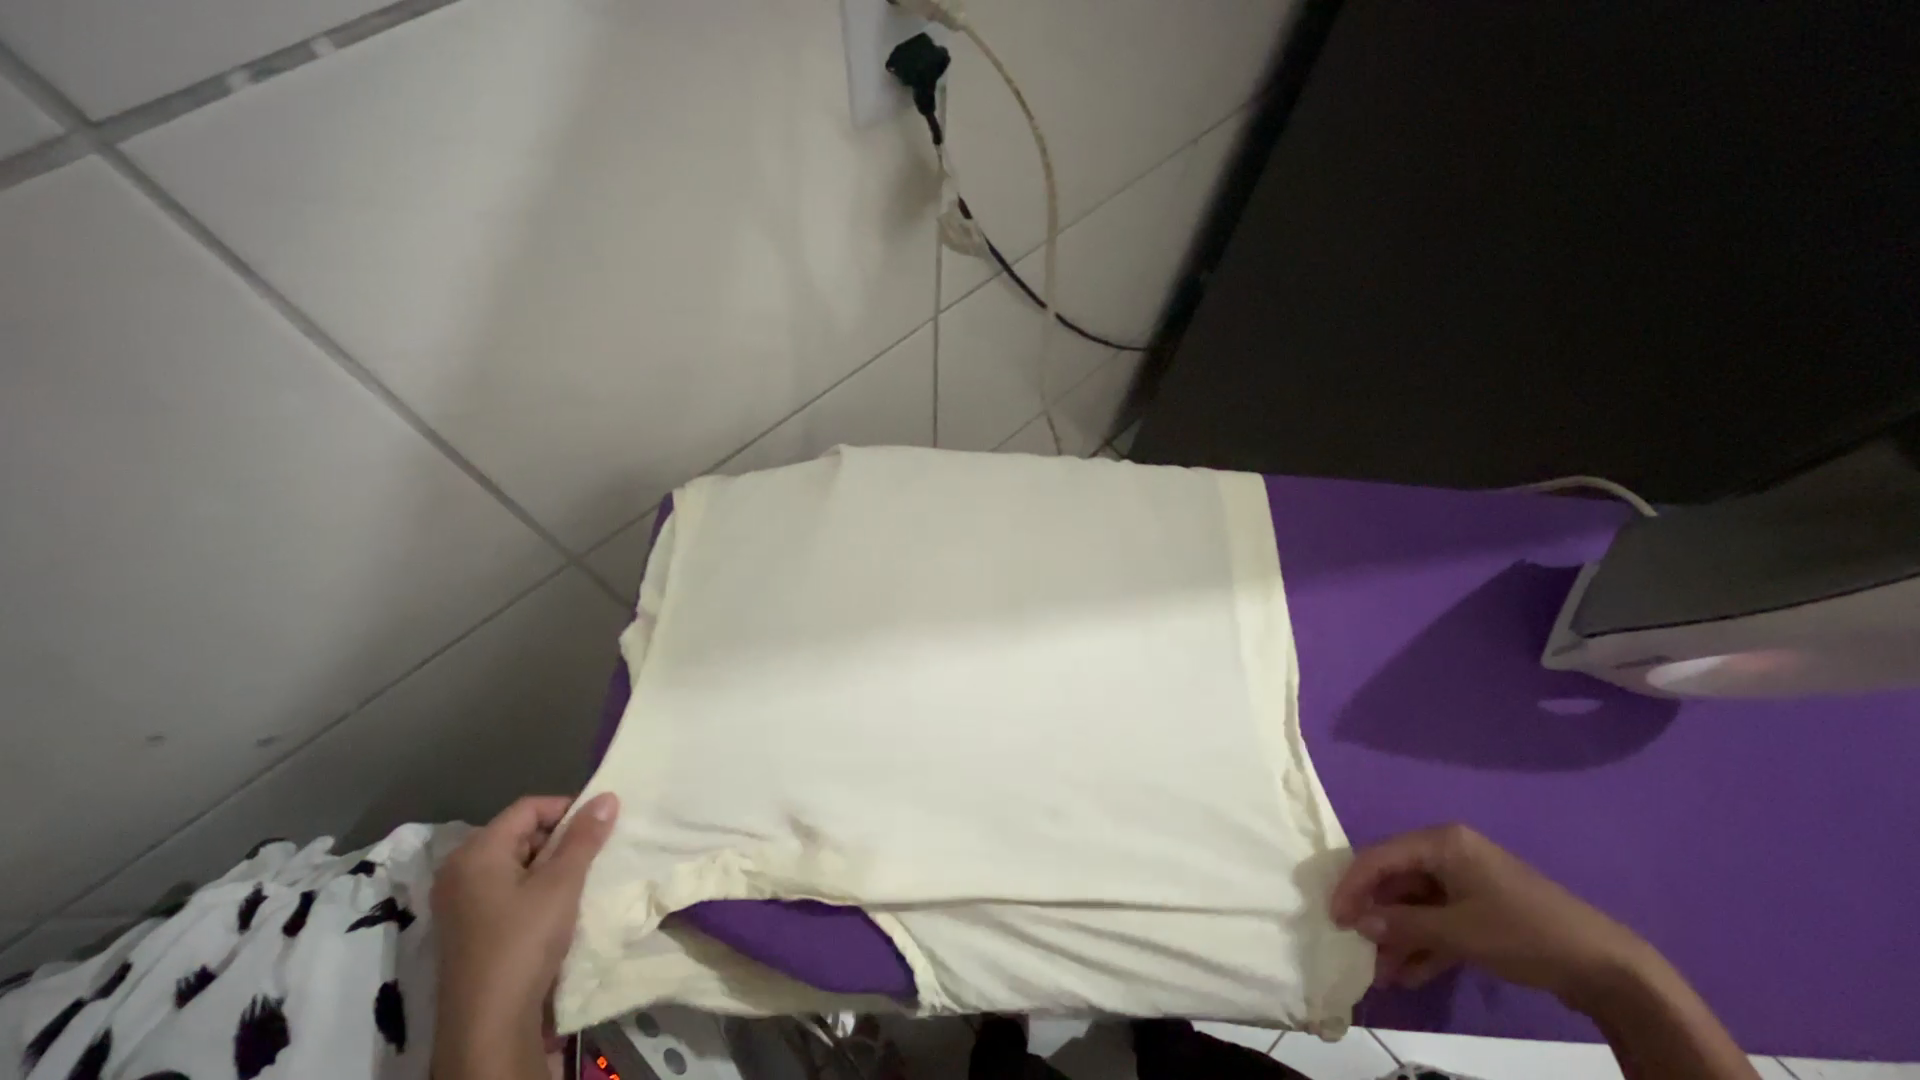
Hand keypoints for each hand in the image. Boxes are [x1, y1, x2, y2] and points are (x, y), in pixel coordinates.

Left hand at [431, 793, 618, 1077]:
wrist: (489, 1022)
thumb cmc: (524, 941)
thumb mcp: (562, 884)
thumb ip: (584, 838)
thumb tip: (607, 796)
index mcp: (476, 851)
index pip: (528, 808)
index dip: (567, 809)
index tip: (599, 828)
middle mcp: (459, 870)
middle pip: (517, 834)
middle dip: (558, 840)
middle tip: (591, 858)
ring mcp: (457, 902)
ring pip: (512, 864)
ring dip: (547, 867)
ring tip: (578, 884)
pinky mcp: (465, 928)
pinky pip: (502, 890)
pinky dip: (530, 890)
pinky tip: (554, 909)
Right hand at [1330, 823, 1649, 1003]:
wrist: (1603, 965)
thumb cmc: (1522, 933)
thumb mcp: (1457, 931)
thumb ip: (1403, 924)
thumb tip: (1358, 922)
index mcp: (1443, 843)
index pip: (1380, 857)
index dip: (1352, 886)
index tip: (1333, 918)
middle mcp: (1450, 854)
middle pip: (1396, 882)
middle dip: (1376, 918)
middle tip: (1355, 948)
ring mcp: (1467, 883)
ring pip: (1416, 907)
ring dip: (1398, 939)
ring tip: (1381, 974)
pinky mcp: (1481, 911)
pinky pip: (1439, 922)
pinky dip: (1424, 946)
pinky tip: (1409, 976)